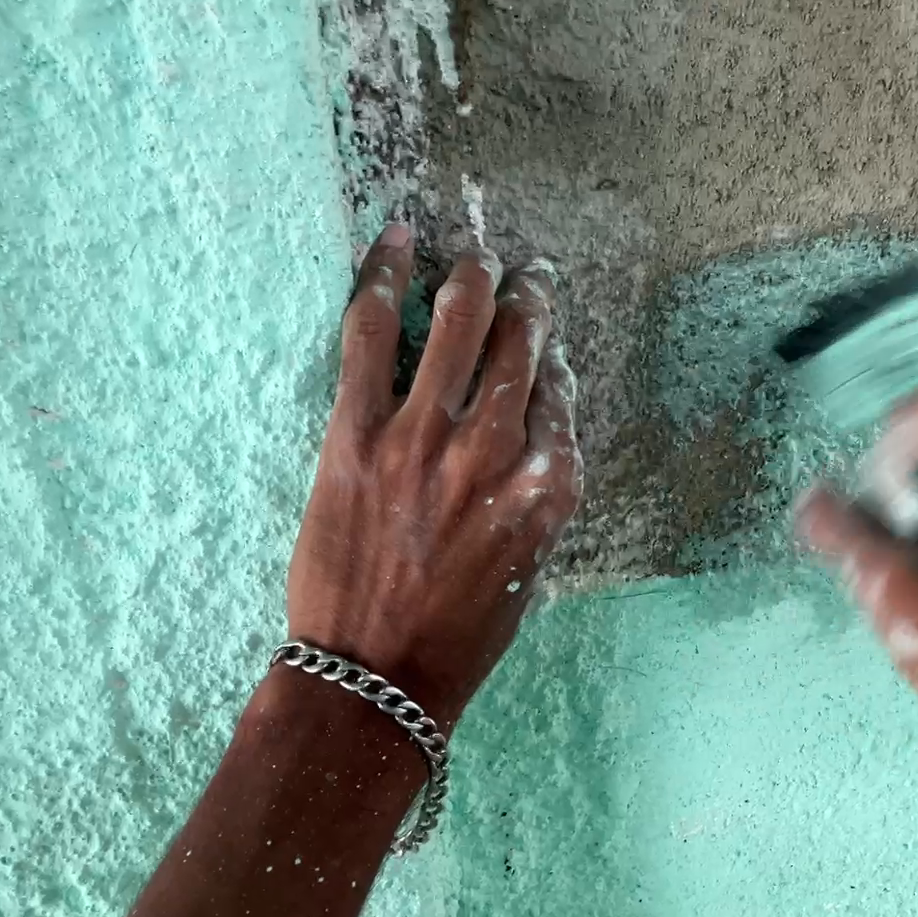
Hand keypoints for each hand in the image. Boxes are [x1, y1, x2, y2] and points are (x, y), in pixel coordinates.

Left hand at [286, 225, 581, 720]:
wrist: (378, 674)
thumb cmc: (466, 629)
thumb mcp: (534, 560)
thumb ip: (541, 486)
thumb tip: (534, 422)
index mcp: (550, 486)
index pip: (560, 393)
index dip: (553, 358)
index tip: (545, 341)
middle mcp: (498, 449)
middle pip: (521, 345)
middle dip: (528, 298)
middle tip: (524, 273)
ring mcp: (426, 436)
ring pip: (457, 322)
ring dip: (470, 274)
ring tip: (474, 250)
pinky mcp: (357, 434)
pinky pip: (369, 335)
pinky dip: (383, 279)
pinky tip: (398, 242)